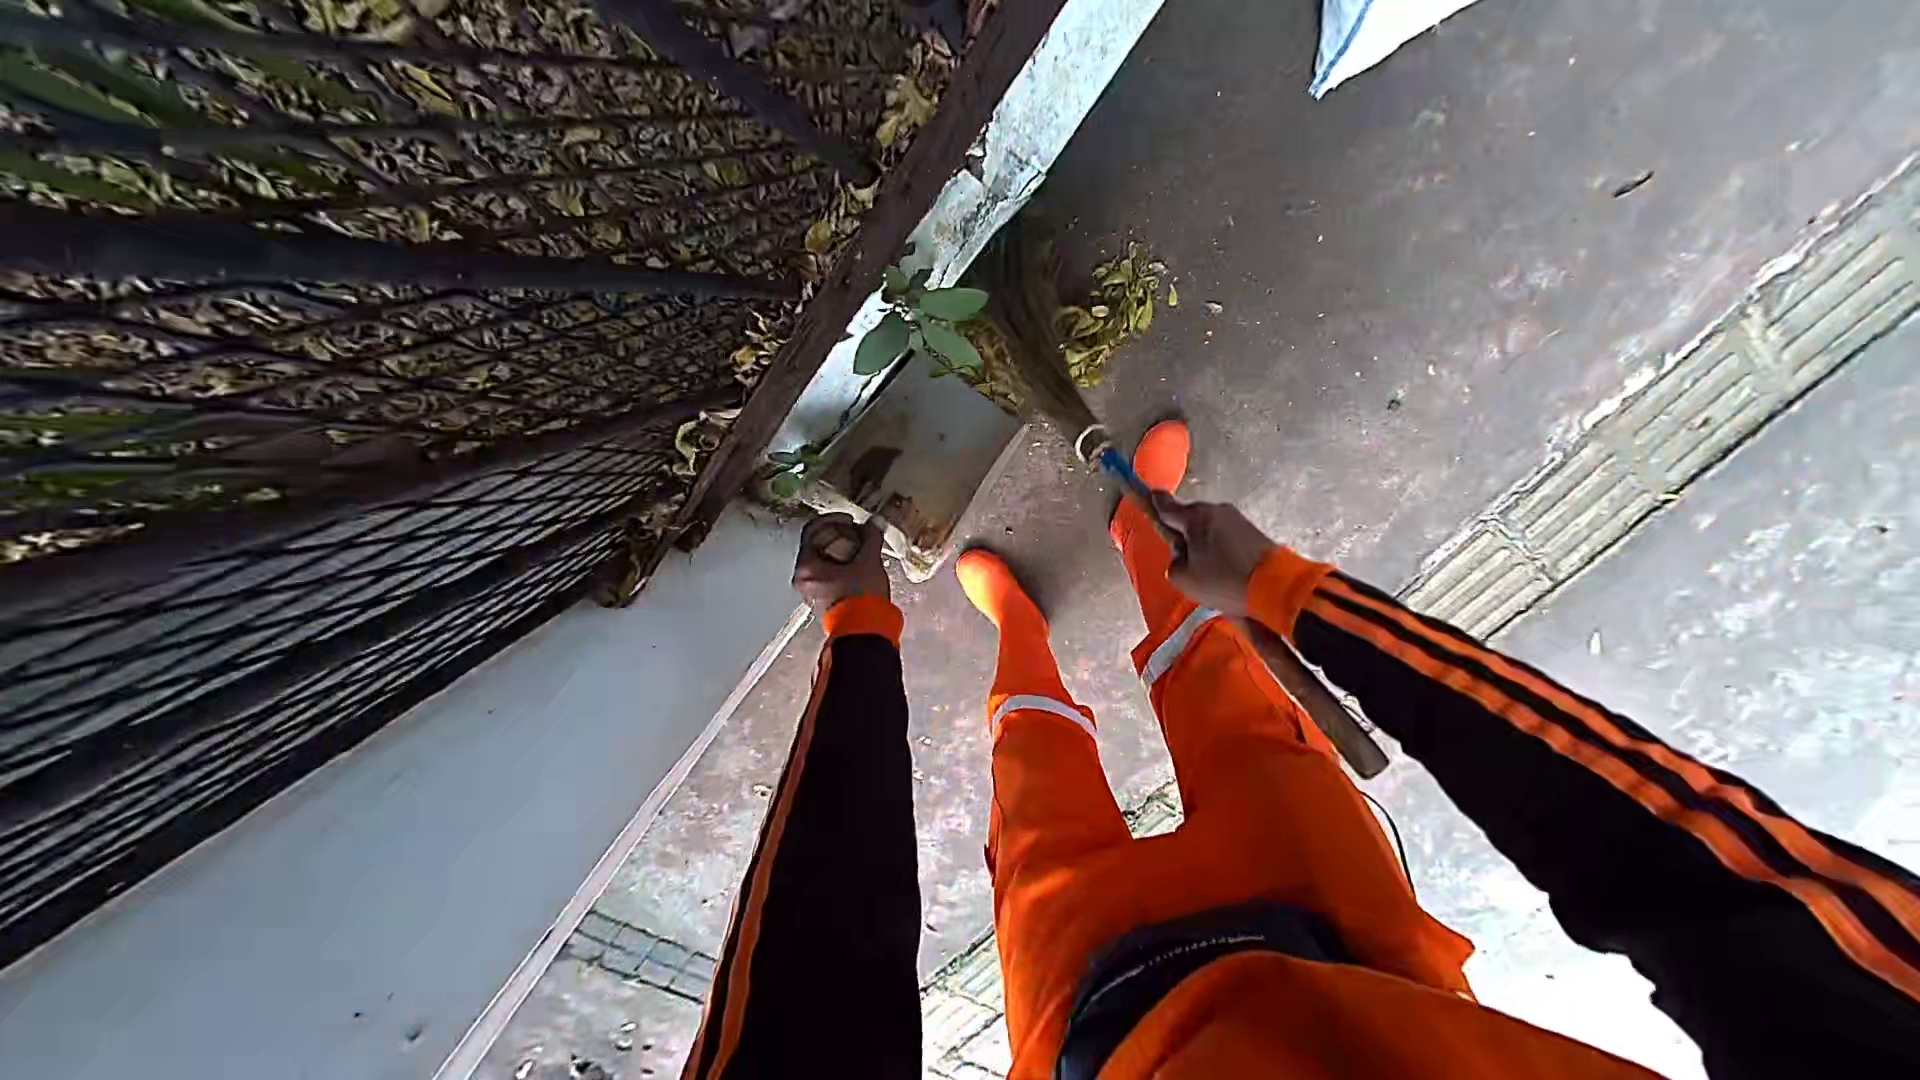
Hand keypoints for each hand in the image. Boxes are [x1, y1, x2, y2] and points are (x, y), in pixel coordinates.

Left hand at [792, 513, 889, 612]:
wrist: (866, 630)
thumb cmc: (861, 599)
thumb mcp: (869, 561)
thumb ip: (871, 537)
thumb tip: (874, 523)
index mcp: (807, 567)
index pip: (812, 531)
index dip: (832, 519)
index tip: (849, 520)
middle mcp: (804, 580)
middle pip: (816, 546)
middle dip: (838, 536)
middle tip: (857, 533)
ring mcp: (812, 592)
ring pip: (822, 561)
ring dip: (841, 551)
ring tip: (861, 549)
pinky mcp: (824, 601)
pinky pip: (827, 575)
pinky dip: (840, 566)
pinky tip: (858, 565)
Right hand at [1151, 492, 1277, 618]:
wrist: (1276, 587)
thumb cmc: (1222, 581)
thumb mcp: (1182, 578)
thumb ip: (1173, 561)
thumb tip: (1182, 553)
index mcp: (1195, 517)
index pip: (1167, 506)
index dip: (1155, 501)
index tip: (1150, 493)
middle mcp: (1216, 510)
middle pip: (1190, 518)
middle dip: (1184, 533)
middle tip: (1184, 560)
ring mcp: (1237, 519)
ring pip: (1209, 528)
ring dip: (1204, 543)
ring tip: (1209, 571)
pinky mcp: (1253, 531)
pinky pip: (1226, 536)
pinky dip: (1220, 549)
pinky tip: (1225, 570)